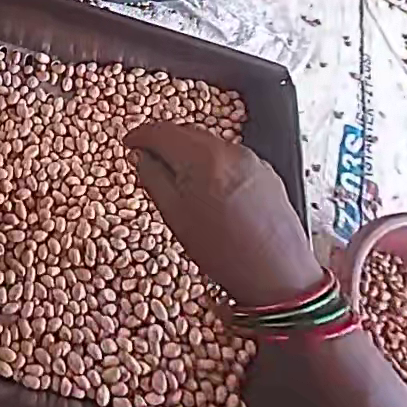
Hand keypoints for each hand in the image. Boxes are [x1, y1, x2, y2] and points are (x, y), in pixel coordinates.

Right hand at [123, 122, 319, 307]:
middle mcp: (230, 151)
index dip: (140, 135)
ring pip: (207, 143)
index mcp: (203, 159)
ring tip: (174, 177)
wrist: (278, 274)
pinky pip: (228, 156)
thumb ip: (152, 177)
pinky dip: (209, 162)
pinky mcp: (265, 172)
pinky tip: (204, 186)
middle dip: (163, 141)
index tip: (128, 143)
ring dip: (186, 151)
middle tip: (146, 159)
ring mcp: (252, 160)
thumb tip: (140, 156)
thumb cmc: (221, 250)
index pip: (162, 131)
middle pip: (186, 132)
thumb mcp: (174, 214)